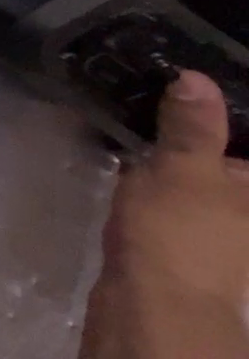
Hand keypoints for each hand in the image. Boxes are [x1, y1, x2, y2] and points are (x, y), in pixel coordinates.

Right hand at [82, 71, 248, 357]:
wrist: (155, 296)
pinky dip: (165, 157)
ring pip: (208, 161)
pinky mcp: (195, 223)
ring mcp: (229, 216)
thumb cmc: (179, 231)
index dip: (230, 101)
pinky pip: (187, 176)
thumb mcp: (181, 171)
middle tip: (162, 79)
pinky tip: (136, 146)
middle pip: (232, 147)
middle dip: (202, 116)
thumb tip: (195, 76)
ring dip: (180, 135)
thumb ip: (191, 126)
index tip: (190, 72)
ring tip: (143, 103)